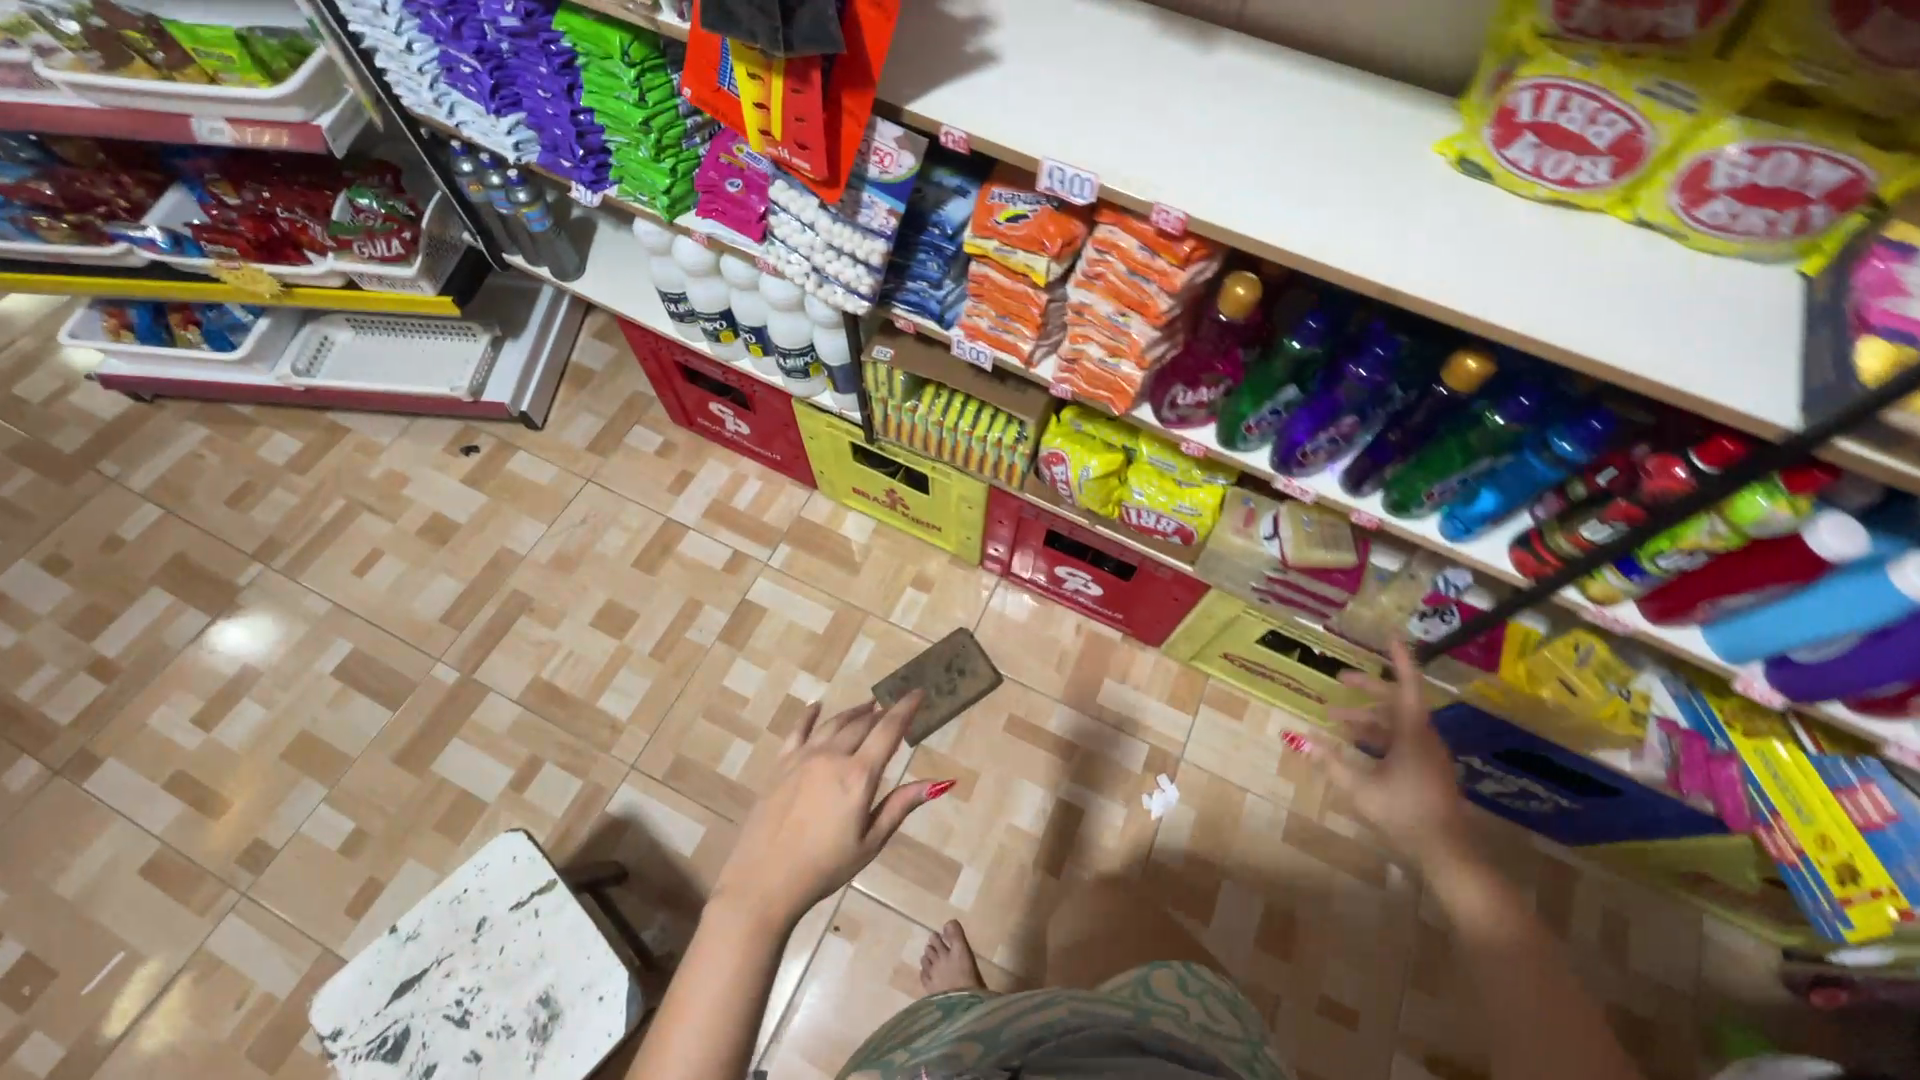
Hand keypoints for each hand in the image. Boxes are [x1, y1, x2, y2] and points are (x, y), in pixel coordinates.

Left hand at [709, 693, 949, 926]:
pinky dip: (810, 716)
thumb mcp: (870, 842)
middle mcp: (831, 757)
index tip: (919, 692)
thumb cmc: (824, 868)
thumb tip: (939, 782)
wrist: (764, 881)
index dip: (905, 709)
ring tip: (867, 707)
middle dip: (880, 713)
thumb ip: (900, 806)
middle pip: (861, 724)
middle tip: (893, 708)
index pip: (888, 731)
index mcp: (858, 775)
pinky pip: (798, 731)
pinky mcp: (780, 766)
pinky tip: (816, 707)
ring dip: (853, 713)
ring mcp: (802, 758)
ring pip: (833, 724)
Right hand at [1307, 641, 1473, 872]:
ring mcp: (1427, 755)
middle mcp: (1423, 738)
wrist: (1446, 851)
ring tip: (1334, 717)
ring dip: (1365, 717)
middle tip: (1338, 678)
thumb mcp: (1359, 788)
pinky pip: (1398, 740)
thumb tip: (1301, 737)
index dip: (1399, 660)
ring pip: (1395, 723)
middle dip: (1366, 689)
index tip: (1390, 637)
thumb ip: (1330, 762)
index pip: (1406, 686)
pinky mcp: (1425, 770)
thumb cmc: (1403, 814)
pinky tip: (1353, 745)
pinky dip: (1375, 735)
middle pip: (1395, 702)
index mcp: (1413, 734)